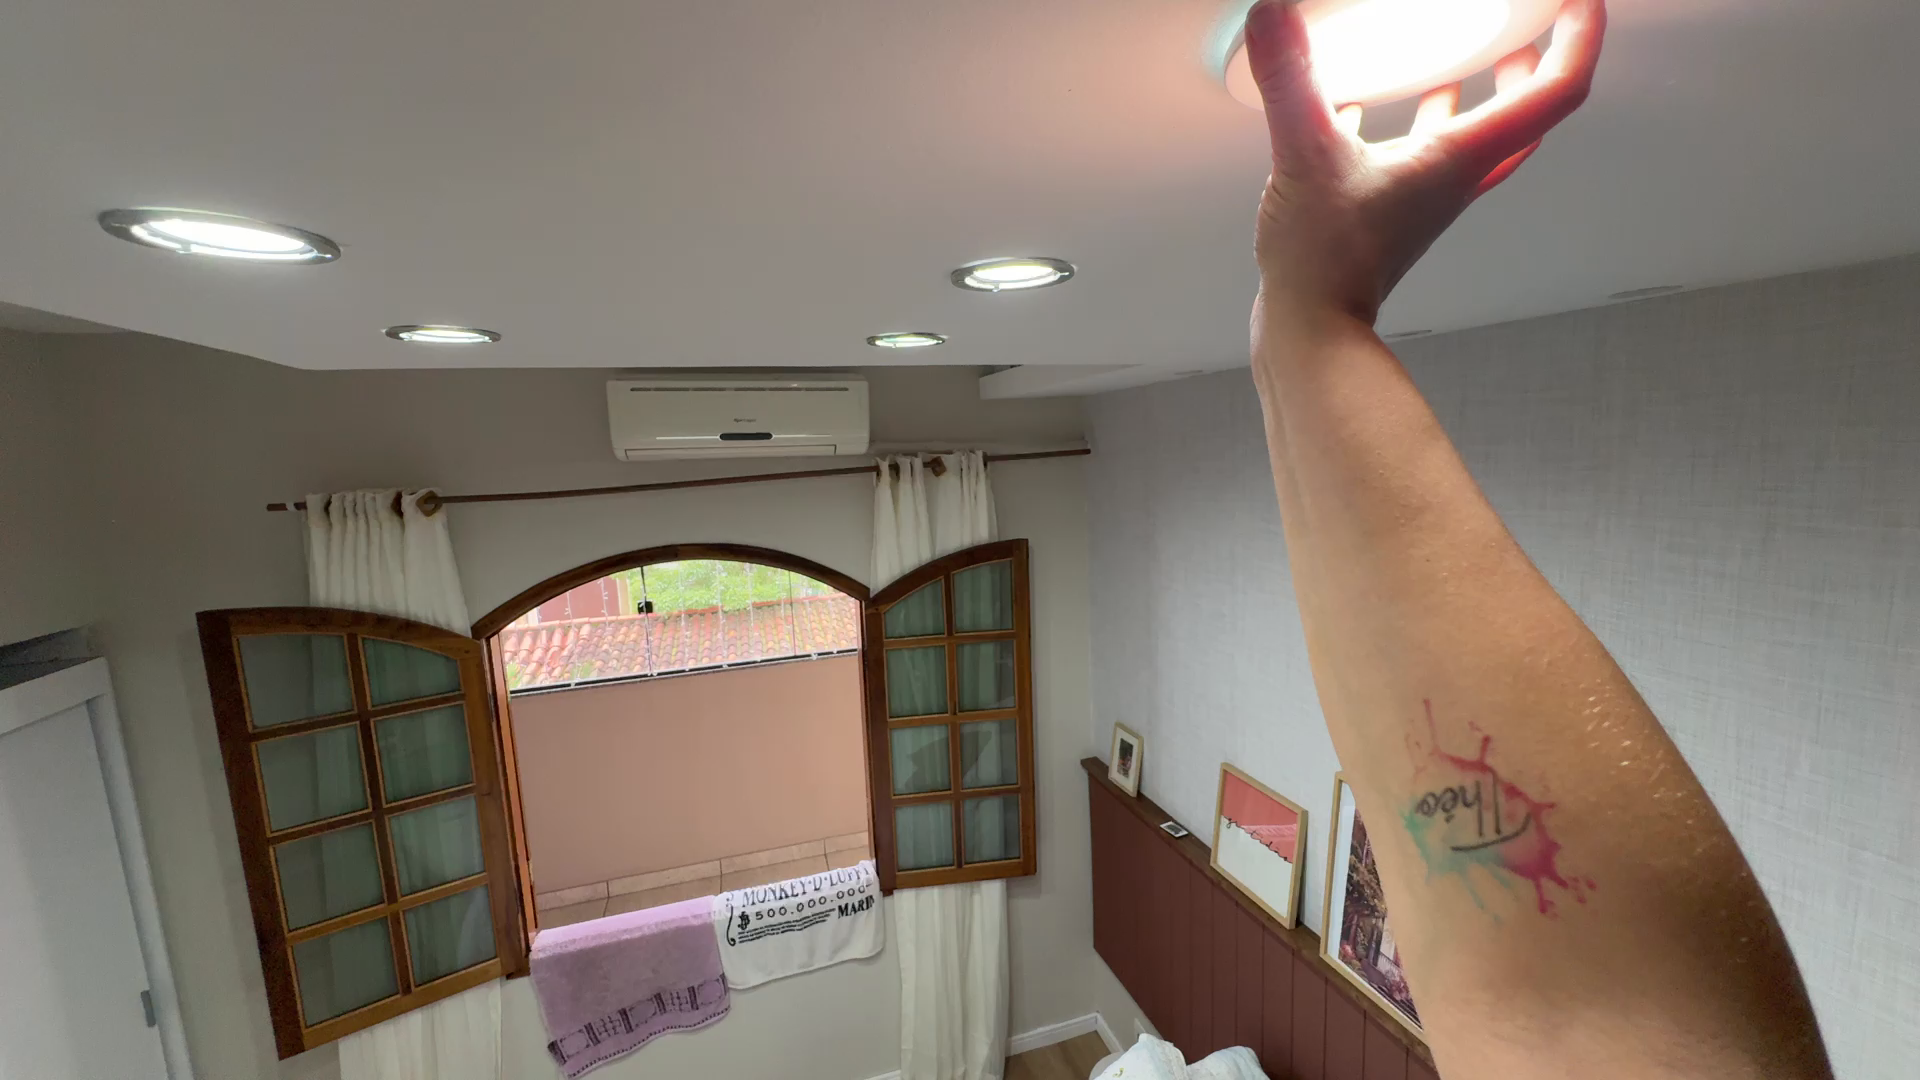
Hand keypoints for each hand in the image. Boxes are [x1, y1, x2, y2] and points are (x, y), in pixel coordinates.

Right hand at [1247, 0, 1606, 330]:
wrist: (1306, 328)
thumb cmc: (1323, 259)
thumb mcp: (1305, 157)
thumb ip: (1290, 84)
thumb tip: (1270, 16)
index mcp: (1458, 157)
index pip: (1558, 85)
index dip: (1580, 31)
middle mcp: (1450, 182)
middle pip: (1522, 119)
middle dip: (1530, 68)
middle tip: (1519, 34)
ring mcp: (1417, 207)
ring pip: (1465, 146)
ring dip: (1465, 104)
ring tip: (1445, 69)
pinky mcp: (1382, 224)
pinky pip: (1408, 169)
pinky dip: (1399, 138)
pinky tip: (1354, 122)